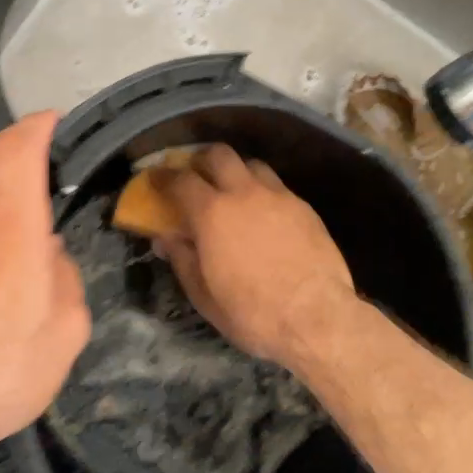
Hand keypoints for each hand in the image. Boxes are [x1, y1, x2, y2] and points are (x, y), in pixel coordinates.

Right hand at [157, 145, 356, 368]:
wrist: (317, 318)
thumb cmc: (253, 313)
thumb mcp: (205, 296)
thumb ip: (183, 260)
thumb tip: (165, 238)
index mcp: (212, 214)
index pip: (181, 181)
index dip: (163, 177)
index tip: (155, 178)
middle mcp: (244, 193)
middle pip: (219, 155)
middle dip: (202, 160)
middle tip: (196, 176)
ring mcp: (278, 196)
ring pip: (252, 165)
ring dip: (236, 172)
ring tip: (234, 191)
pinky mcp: (304, 207)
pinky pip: (276, 186)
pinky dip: (262, 191)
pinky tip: (264, 213)